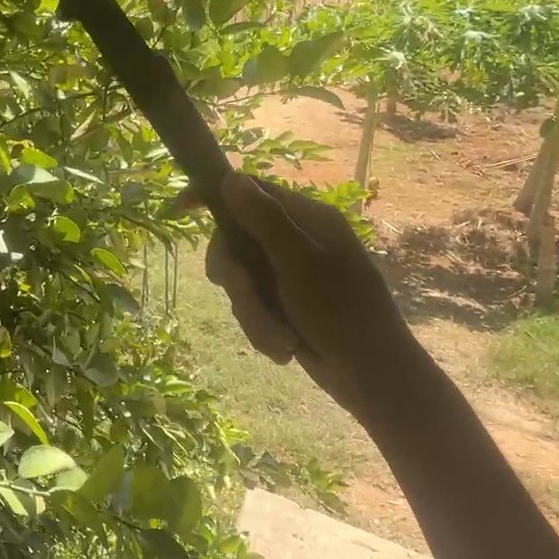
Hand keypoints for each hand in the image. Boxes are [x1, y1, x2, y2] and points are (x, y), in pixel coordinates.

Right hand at [204, 175, 418, 414]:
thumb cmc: (343, 314)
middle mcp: (296, 241)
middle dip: (235, 275)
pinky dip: (262, 327)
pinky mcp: (285, 303)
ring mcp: (290, 273)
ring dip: (252, 311)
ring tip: (278, 337)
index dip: (214, 195)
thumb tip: (231, 178)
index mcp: (308, 219)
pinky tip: (284, 346)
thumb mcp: (299, 262)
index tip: (182, 208)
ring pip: (240, 279)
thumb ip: (265, 219)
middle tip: (244, 292)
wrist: (376, 380)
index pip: (251, 191)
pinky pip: (252, 304)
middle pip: (235, 240)